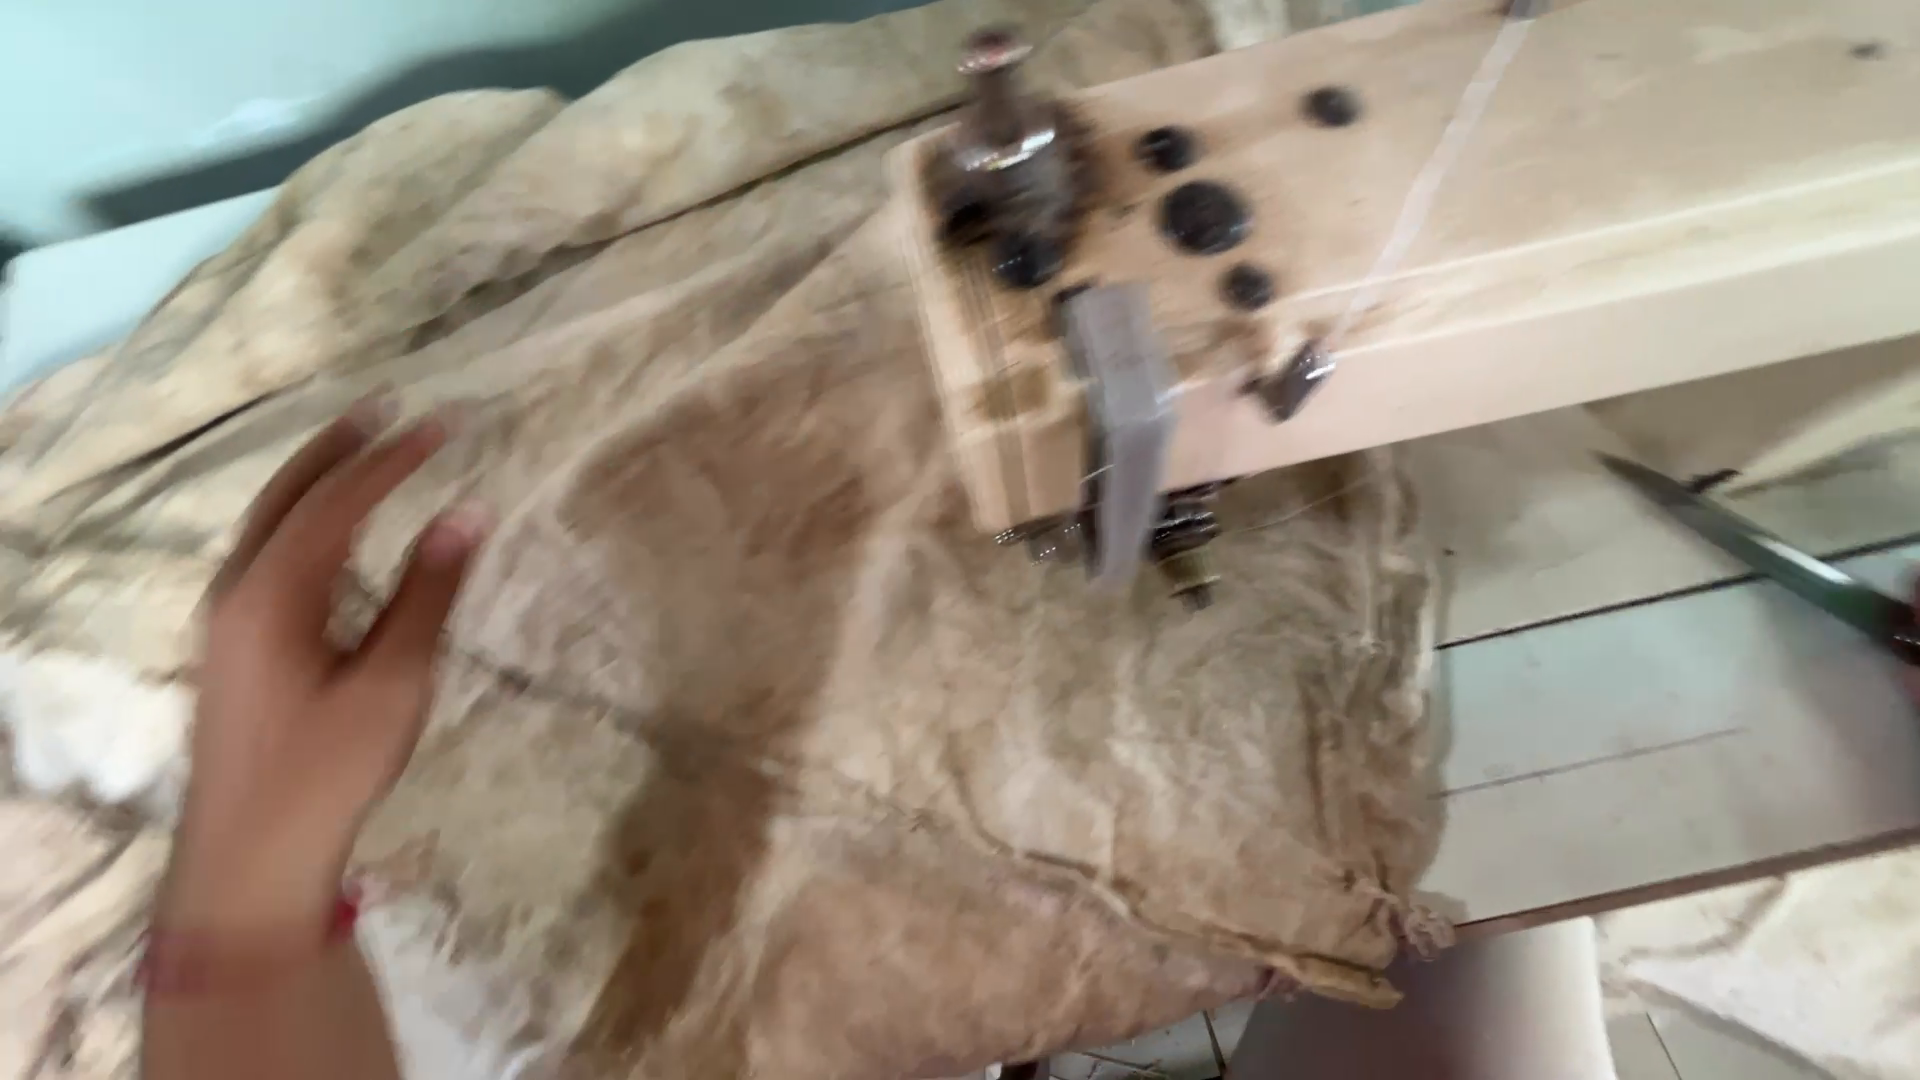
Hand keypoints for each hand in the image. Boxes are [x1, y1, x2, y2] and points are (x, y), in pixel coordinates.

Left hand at [156, 400, 489, 941]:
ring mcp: (230, 617)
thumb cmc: (332, 763)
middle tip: (389, 406)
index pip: (340, 502)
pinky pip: (273, 551)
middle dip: (339, 447)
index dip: (394, 458)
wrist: (252, 851)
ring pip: (272, 522)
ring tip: (365, 445)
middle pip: (287, 496)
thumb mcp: (396, 677)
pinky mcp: (239, 640)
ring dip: (319, 475)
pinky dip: (309, 516)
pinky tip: (337, 524)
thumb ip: (430, 592)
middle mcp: (238, 591)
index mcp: (272, 594)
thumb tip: (468, 513)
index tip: (445, 424)